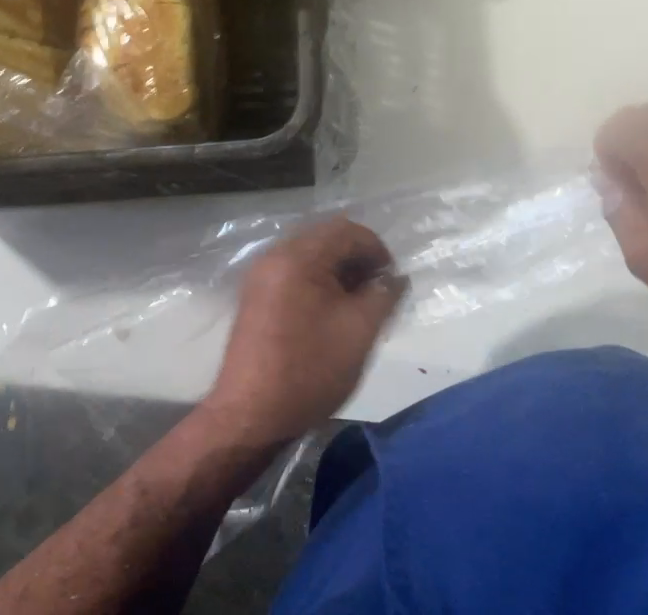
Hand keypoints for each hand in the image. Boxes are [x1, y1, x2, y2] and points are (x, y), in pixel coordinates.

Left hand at [202, 218, 407, 444]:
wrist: (251, 416)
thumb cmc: (309, 370)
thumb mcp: (360, 331)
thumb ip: (384, 295)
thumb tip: (395, 278)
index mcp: (298, 257)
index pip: (347, 231)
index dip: (377, 249)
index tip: (392, 280)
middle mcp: (274, 256)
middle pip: (326, 238)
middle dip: (358, 259)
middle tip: (378, 291)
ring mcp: (260, 276)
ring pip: (311, 256)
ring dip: (339, 271)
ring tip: (359, 304)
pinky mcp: (255, 297)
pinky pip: (295, 273)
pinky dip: (319, 282)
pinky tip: (332, 312)